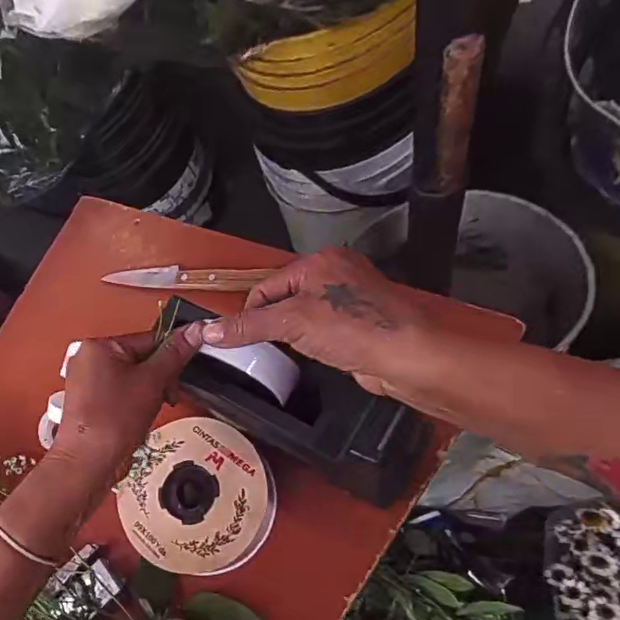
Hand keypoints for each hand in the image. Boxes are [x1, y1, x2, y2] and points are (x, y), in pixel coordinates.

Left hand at [53, 324, 203, 484]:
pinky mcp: (93, 403)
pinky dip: (136, 404)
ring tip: (148, 410)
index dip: (171, 353)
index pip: (148, 338)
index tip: (188, 362)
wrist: (89, 462)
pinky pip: (123, 395)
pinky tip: (137, 418)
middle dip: (160, 379)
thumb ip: (174, 355)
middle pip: (141, 359)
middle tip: (166, 394)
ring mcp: (89, 384)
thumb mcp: (152, 382)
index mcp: (99, 347)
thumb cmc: (109, 422)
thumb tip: (193, 332)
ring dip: (150, 393)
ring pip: (134, 379)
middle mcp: (89, 361)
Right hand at [199, 248, 435, 396]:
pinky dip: (310, 345)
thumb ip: (248, 326)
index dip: (249, 312)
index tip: (236, 335)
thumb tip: (214, 331)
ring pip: (301, 317)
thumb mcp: (290, 323)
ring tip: (291, 351)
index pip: (266, 285)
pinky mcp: (357, 326)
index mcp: (319, 263)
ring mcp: (348, 301)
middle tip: (263, 345)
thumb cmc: (361, 328)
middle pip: (283, 300)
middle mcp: (335, 276)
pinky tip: (314, 356)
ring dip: (291, 336)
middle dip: (270, 324)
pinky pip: (320, 332)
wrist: (405, 357)